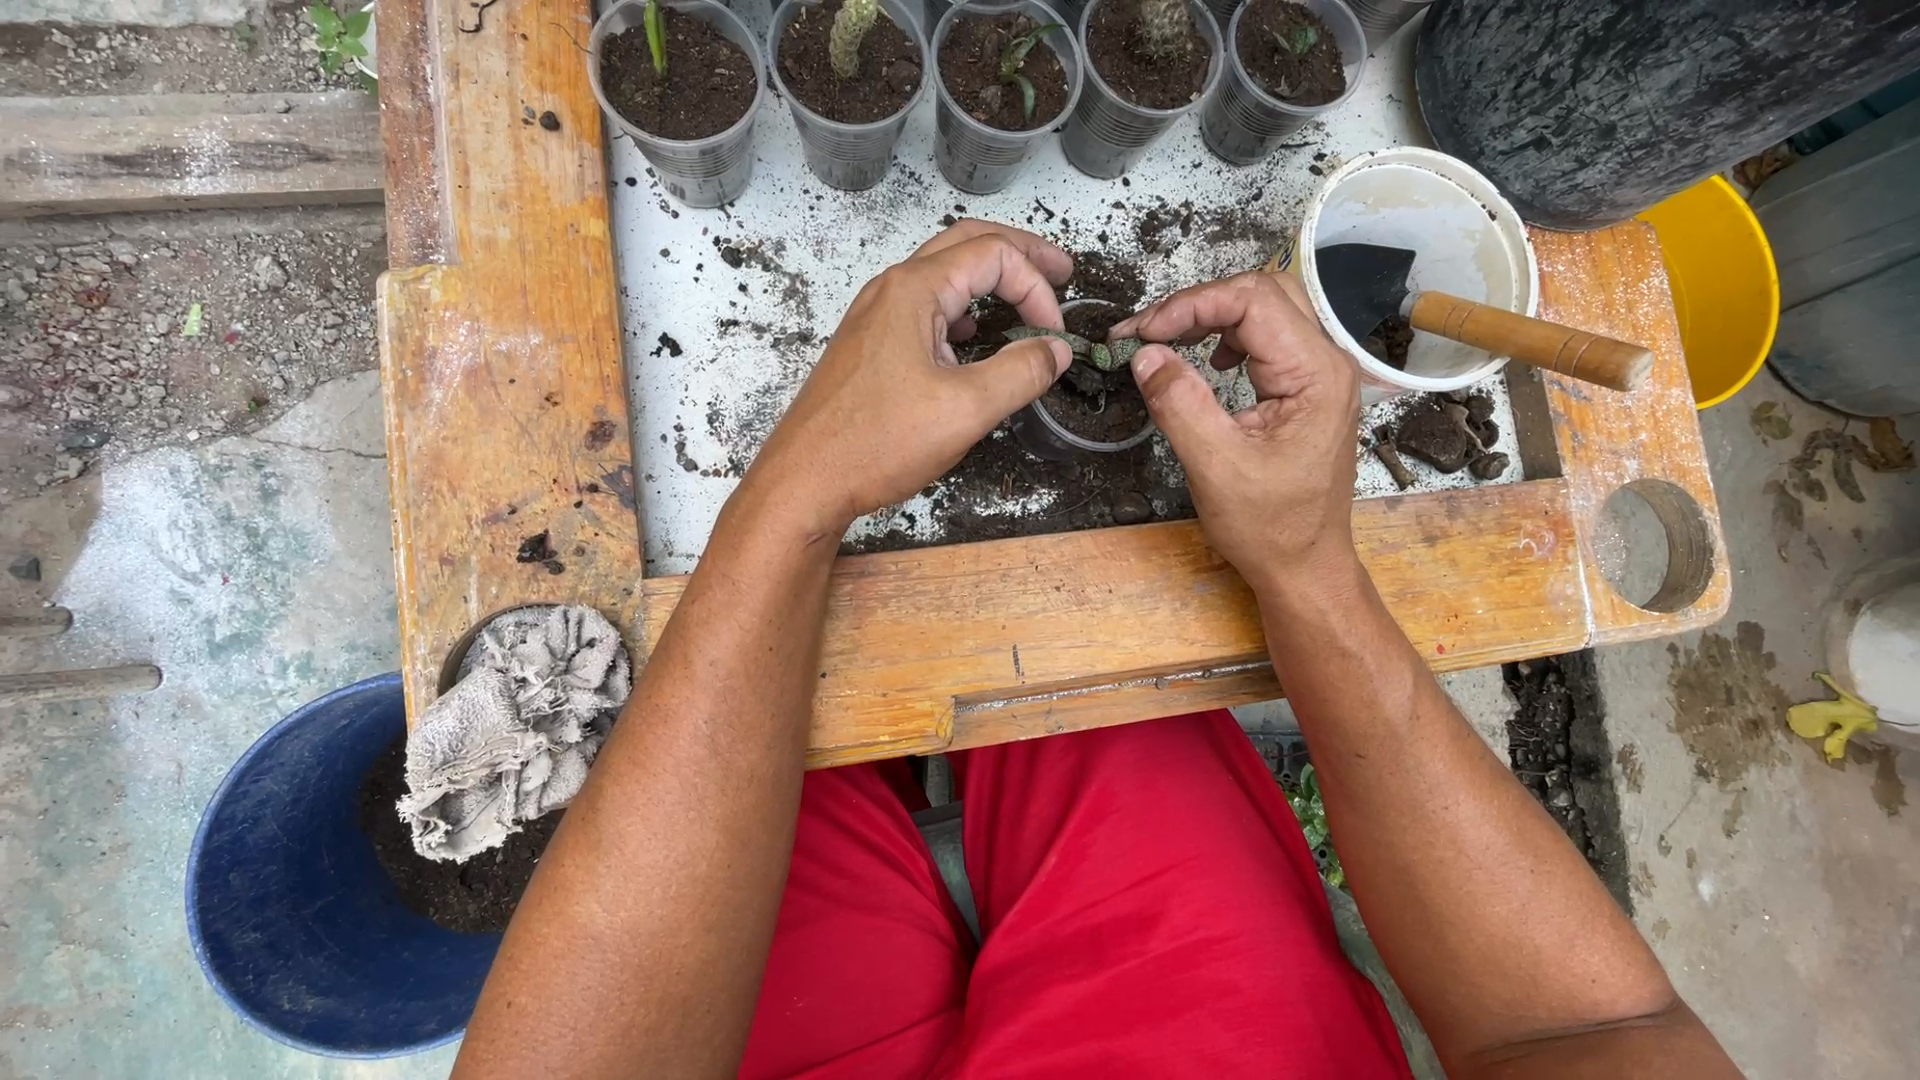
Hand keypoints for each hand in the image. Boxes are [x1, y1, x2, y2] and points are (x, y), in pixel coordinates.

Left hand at [744, 220, 1073, 538]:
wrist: (805, 480)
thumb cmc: (878, 442)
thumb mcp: (966, 410)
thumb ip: (1020, 373)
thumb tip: (1055, 350)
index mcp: (914, 291)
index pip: (994, 256)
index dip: (1037, 287)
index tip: (1055, 335)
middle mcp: (890, 291)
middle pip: (965, 246)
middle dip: (1019, 254)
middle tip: (1062, 271)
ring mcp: (874, 318)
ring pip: (941, 276)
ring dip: (987, 279)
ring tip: (1023, 298)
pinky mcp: (868, 348)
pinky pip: (922, 309)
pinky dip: (959, 309)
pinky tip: (970, 337)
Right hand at [1110, 271, 1361, 595]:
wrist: (1304, 565)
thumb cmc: (1268, 526)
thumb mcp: (1215, 467)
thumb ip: (1179, 403)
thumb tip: (1144, 355)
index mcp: (1316, 375)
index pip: (1252, 302)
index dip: (1190, 305)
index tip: (1140, 333)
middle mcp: (1327, 363)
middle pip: (1263, 293)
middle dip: (1199, 303)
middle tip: (1147, 332)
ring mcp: (1319, 375)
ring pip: (1266, 311)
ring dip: (1212, 316)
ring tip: (1167, 341)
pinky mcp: (1306, 390)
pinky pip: (1268, 340)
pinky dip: (1228, 337)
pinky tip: (1207, 363)